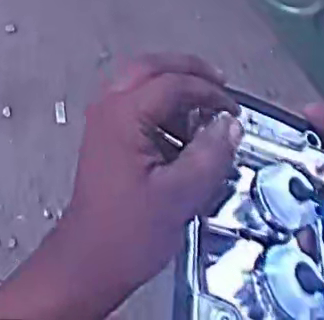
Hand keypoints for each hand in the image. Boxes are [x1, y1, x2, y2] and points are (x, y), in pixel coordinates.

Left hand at [0, 53, 240, 319]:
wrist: (90, 257)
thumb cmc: (127, 230)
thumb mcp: (179, 195)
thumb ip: (209, 155)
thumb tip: (229, 125)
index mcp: (123, 113)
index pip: (172, 83)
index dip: (208, 92)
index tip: (233, 109)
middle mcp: (108, 105)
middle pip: (150, 67)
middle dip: (187, 70)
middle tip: (219, 82)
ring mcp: (104, 117)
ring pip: (140, 81)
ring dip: (173, 87)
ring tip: (205, 110)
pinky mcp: (106, 133)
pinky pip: (136, 102)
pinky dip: (161, 106)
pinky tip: (183, 132)